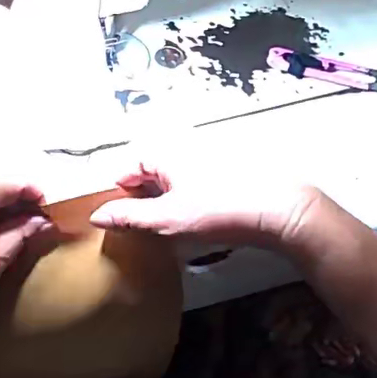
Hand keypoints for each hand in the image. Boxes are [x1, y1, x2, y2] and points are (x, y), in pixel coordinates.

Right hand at [87, 164, 335, 257]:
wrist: (279, 212)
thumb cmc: (220, 210)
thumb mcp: (167, 219)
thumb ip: (130, 217)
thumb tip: (98, 216)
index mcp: (166, 154)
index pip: (129, 168)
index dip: (121, 194)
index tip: (120, 218)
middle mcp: (184, 150)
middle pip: (151, 173)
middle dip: (144, 199)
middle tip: (145, 226)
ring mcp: (207, 160)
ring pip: (173, 181)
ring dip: (167, 201)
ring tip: (171, 227)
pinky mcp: (226, 174)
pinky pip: (194, 185)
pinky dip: (188, 201)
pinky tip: (197, 222)